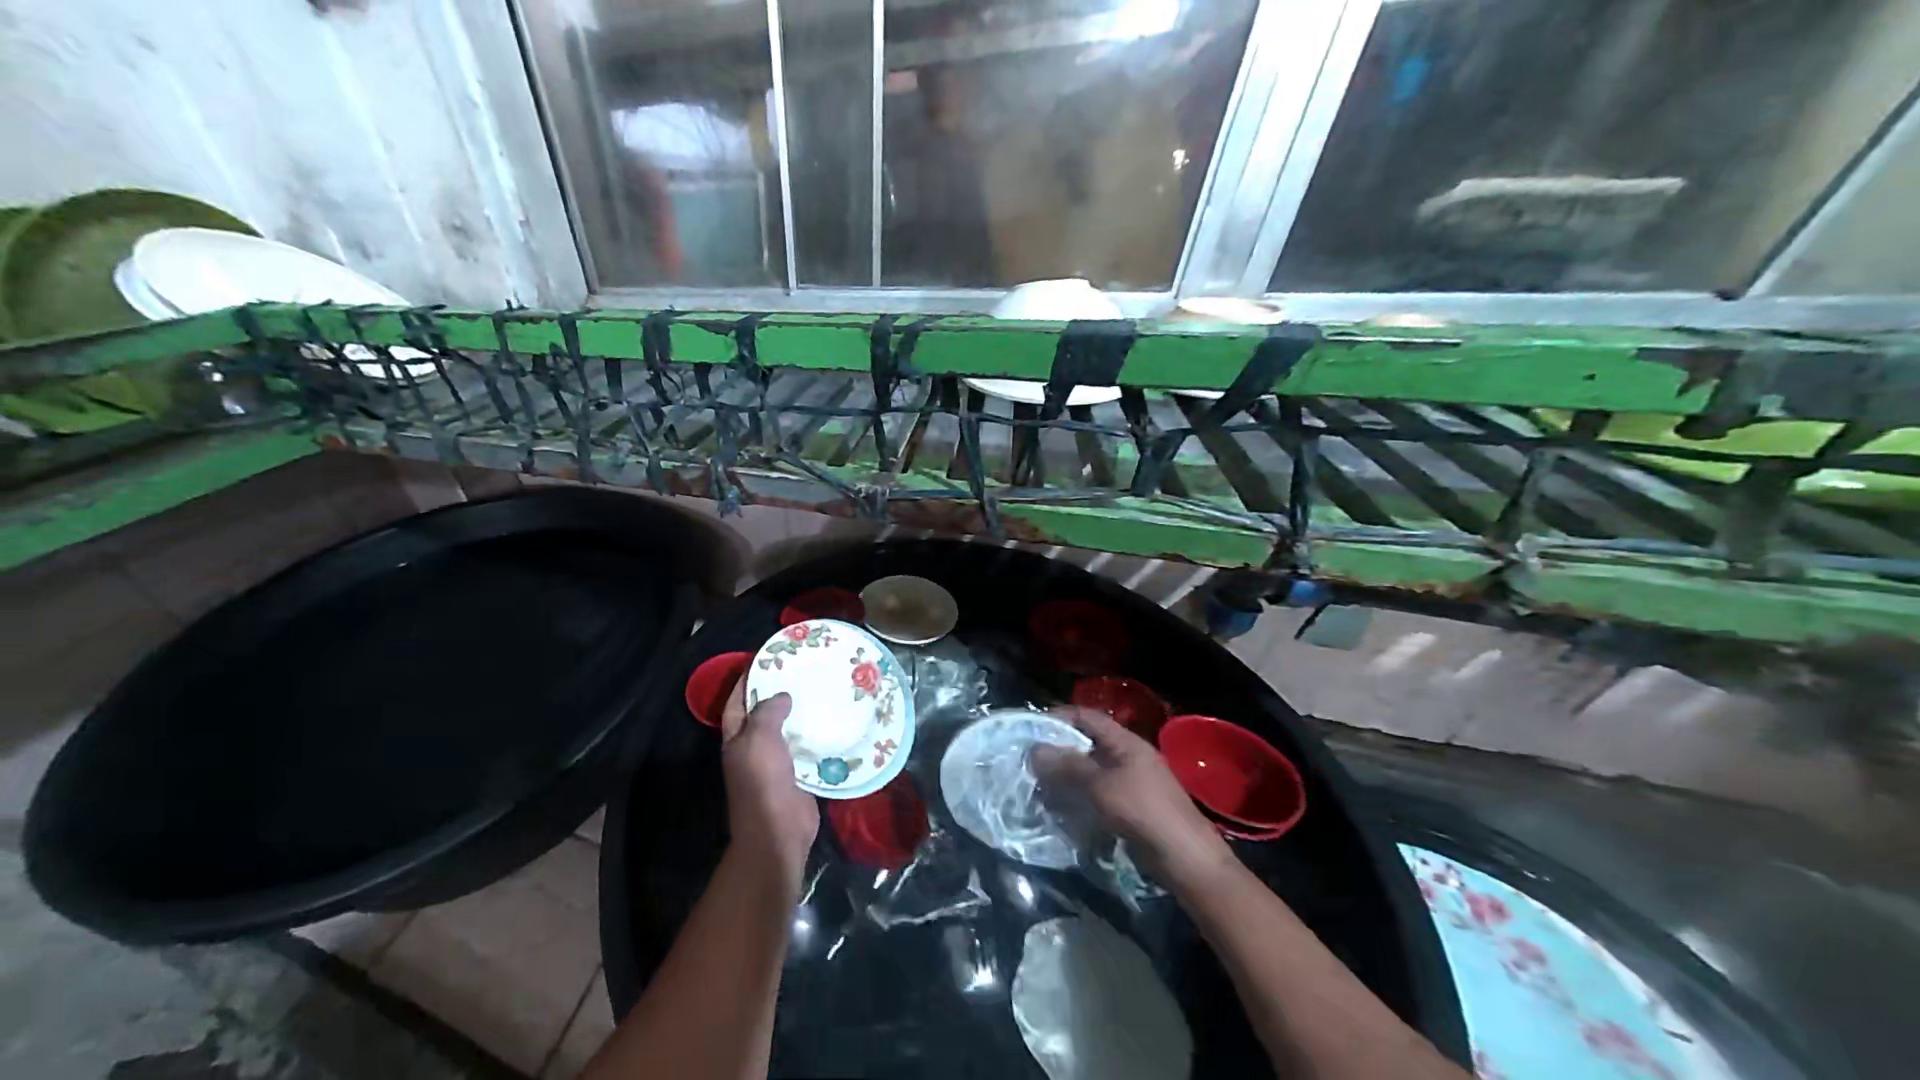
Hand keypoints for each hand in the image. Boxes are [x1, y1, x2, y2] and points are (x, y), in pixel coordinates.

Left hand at [720, 677, 818, 885]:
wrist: (778, 832)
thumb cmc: (762, 783)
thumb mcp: (759, 740)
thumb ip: (768, 712)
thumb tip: (782, 695)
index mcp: (736, 738)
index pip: (737, 700)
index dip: (747, 678)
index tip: (767, 656)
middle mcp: (753, 748)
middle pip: (764, 713)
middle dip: (778, 692)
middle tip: (802, 669)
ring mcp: (776, 763)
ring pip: (788, 729)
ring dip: (801, 712)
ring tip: (822, 688)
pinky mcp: (798, 774)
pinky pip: (807, 747)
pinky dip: (818, 734)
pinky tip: (835, 720)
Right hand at [1031, 707, 1234, 887]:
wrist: (1185, 858)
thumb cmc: (1144, 811)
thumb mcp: (1102, 785)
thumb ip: (1068, 766)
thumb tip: (1035, 749)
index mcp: (1125, 742)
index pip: (1087, 717)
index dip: (1059, 718)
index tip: (1030, 730)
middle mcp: (1127, 757)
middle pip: (1086, 745)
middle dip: (1057, 752)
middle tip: (1029, 764)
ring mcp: (1129, 783)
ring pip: (1088, 773)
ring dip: (1064, 779)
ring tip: (1038, 789)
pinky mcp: (1128, 808)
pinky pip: (1095, 795)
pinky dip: (1077, 799)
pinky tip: (1059, 811)